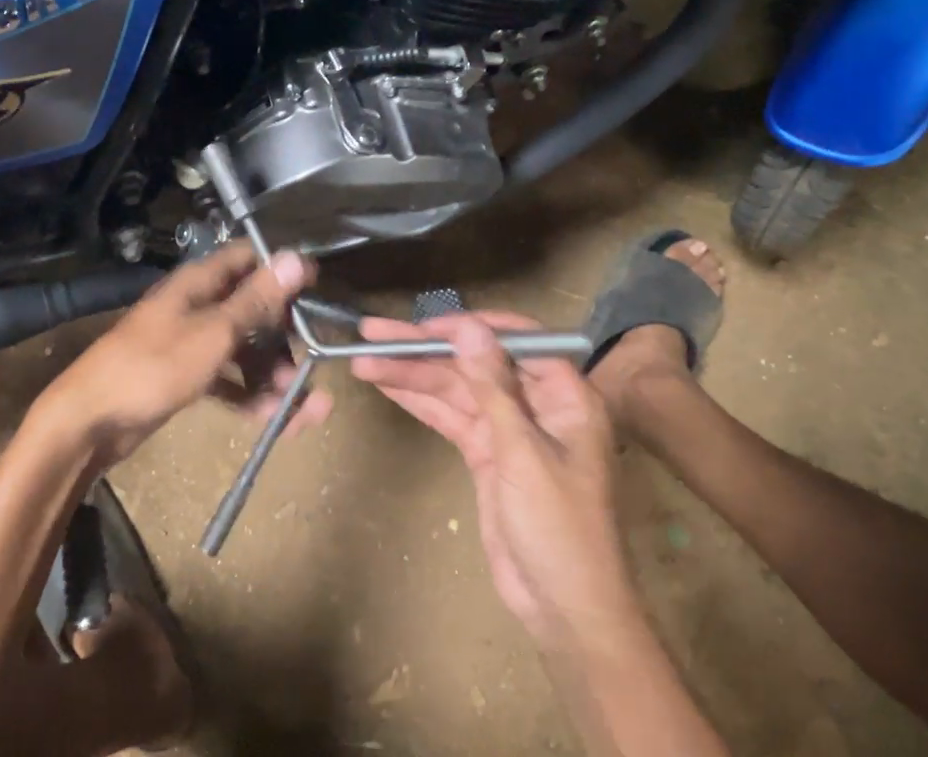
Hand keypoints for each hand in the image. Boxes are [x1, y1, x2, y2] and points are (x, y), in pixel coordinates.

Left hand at [30, 242, 327, 467]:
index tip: (317, 293)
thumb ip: (256, 300)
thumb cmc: (152, 367)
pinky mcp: (183, 377)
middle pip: (251, 310)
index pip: (247, 260)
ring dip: (271, 375)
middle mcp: (195, 307)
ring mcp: (188, 343)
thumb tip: (296, 257)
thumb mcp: (212, 333)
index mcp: (198, 284)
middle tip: (313, 366)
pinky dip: (248, 396)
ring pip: (242, 350)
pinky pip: (226, 380)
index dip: (282, 272)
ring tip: (301, 407)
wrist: (91, 418)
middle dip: (284, 338)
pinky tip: (273, 420)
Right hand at [352, 312, 641, 649]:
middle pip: (474, 364)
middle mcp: (536, 405)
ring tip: (361, 361)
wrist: (564, 603)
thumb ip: (493, 388)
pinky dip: (418, 403)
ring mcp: (508, 431)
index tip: (424, 324)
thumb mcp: (524, 452)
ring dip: (411, 375)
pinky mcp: (486, 455)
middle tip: (371, 334)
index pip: (517, 341)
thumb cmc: (559, 526)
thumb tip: (468, 329)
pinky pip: (449, 418)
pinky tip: (384, 386)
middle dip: (423, 350)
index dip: (470, 328)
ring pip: (455, 391)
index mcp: (565, 397)